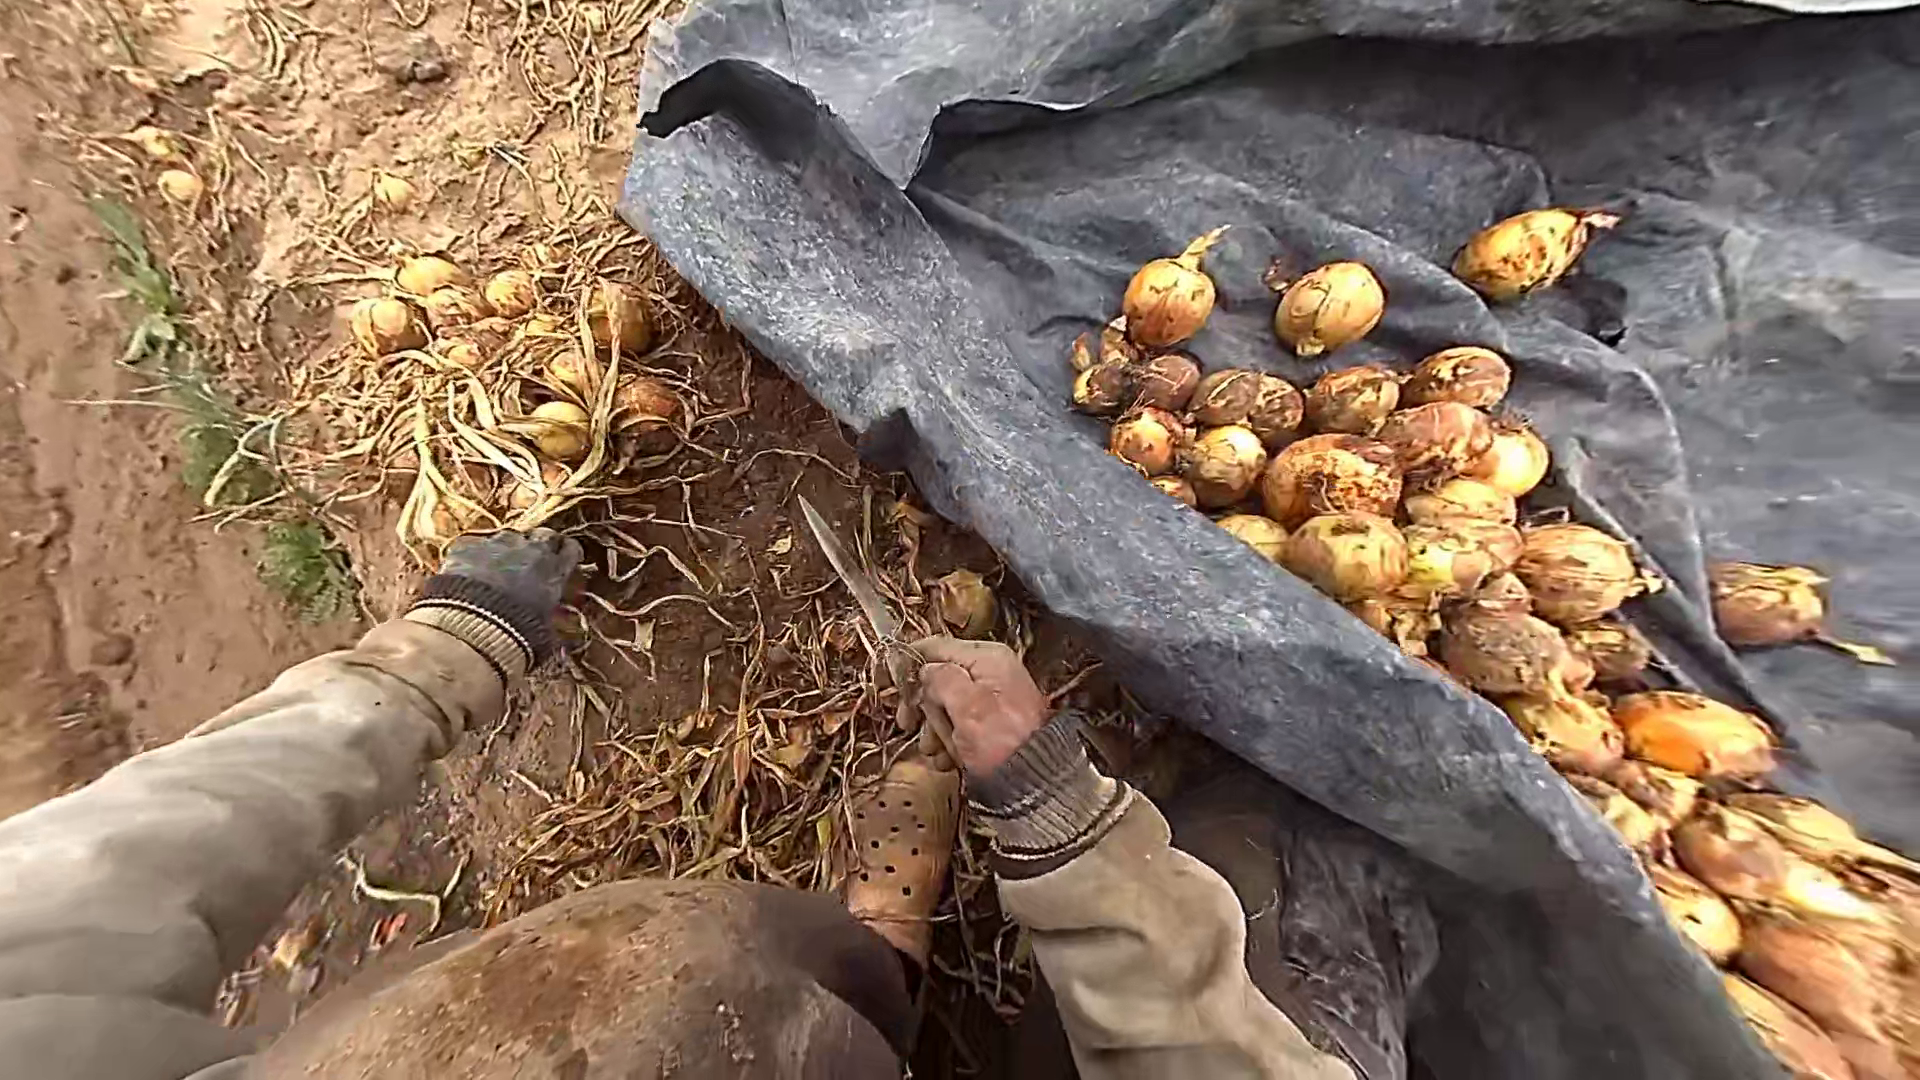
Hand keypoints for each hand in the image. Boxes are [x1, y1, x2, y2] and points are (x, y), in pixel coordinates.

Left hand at [439, 528, 579, 614]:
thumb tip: (558, 616)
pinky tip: (470, 568)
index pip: (571, 548)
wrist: (471, 626)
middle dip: (542, 543)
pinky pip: (474, 544)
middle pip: (545, 534)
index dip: (568, 553)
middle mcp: (532, 550)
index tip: (565, 559)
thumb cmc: (516, 629)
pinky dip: (475, 554)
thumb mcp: (548, 622)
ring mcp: (498, 545)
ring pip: (510, 535)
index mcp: (556, 568)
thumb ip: (554, 610)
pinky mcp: (467, 547)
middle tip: (536, 558)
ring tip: (501, 564)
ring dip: (509, 546)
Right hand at [909, 637, 1049, 774]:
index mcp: (987, 657)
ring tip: (934, 750)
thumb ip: (941, 680)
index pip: (936, 646)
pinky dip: (949, 740)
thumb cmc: (1002, 743)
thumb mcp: (968, 706)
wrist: (1036, 785)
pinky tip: (946, 758)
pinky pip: (960, 722)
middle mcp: (990, 671)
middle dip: (923, 704)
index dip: (909, 663)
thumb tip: (924, 670)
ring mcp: (991, 696)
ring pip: (946, 703)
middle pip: (939, 676)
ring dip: (934, 728)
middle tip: (907, 725)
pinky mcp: (991, 721)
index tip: (889, 683)